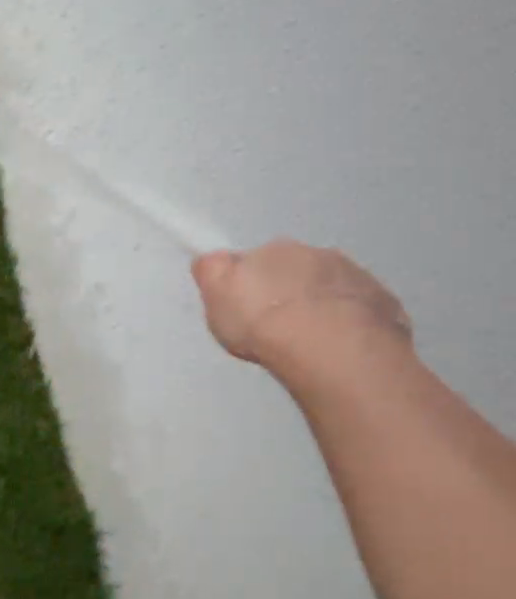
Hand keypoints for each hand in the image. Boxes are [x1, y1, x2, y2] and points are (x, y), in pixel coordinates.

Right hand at [192, 239, 411, 369]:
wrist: (332, 348)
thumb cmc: (261, 322)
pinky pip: (359, 306)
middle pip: (295, 269)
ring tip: (305, 337)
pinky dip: (347, 319)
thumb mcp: (215, 295)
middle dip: (285, 288)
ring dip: (318, 303)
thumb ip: (212, 270)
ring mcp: (359, 276)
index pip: (254, 258)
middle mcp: (319, 253)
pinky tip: (335, 343)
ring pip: (330, 286)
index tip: (243, 302)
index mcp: (275, 250)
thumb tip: (217, 259)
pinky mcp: (386, 301)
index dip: (247, 278)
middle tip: (271, 322)